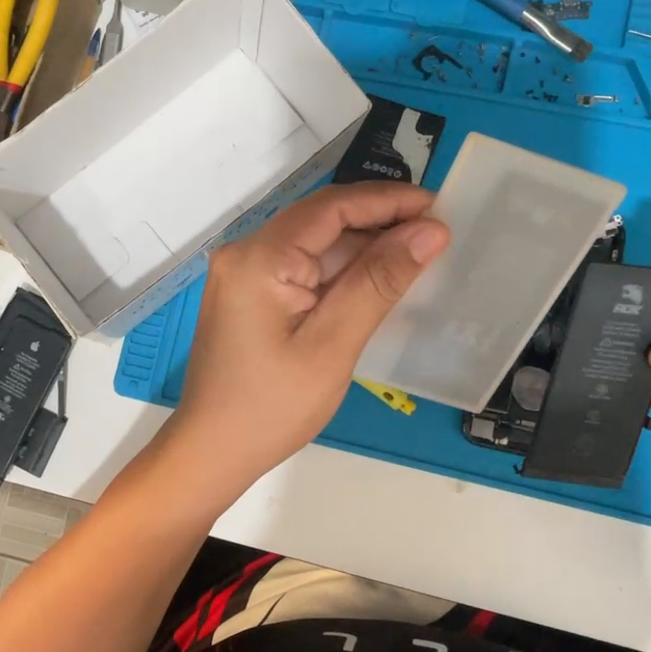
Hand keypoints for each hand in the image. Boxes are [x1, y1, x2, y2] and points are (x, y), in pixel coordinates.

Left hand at [170, 182, 449, 481]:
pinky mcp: (247, 296)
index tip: (438, 207)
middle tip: (435, 235)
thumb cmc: (272, 406)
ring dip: (360, 247)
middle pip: (320, 221)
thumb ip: (379, 282)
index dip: (387, 201)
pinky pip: (299, 268)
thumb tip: (430, 231)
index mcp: (260, 258)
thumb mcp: (333, 345)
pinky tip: (373, 280)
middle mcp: (245, 253)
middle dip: (378, 222)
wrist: (212, 451)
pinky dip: (337, 271)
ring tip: (415, 256)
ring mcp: (242, 275)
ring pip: (312, 244)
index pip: (331, 207)